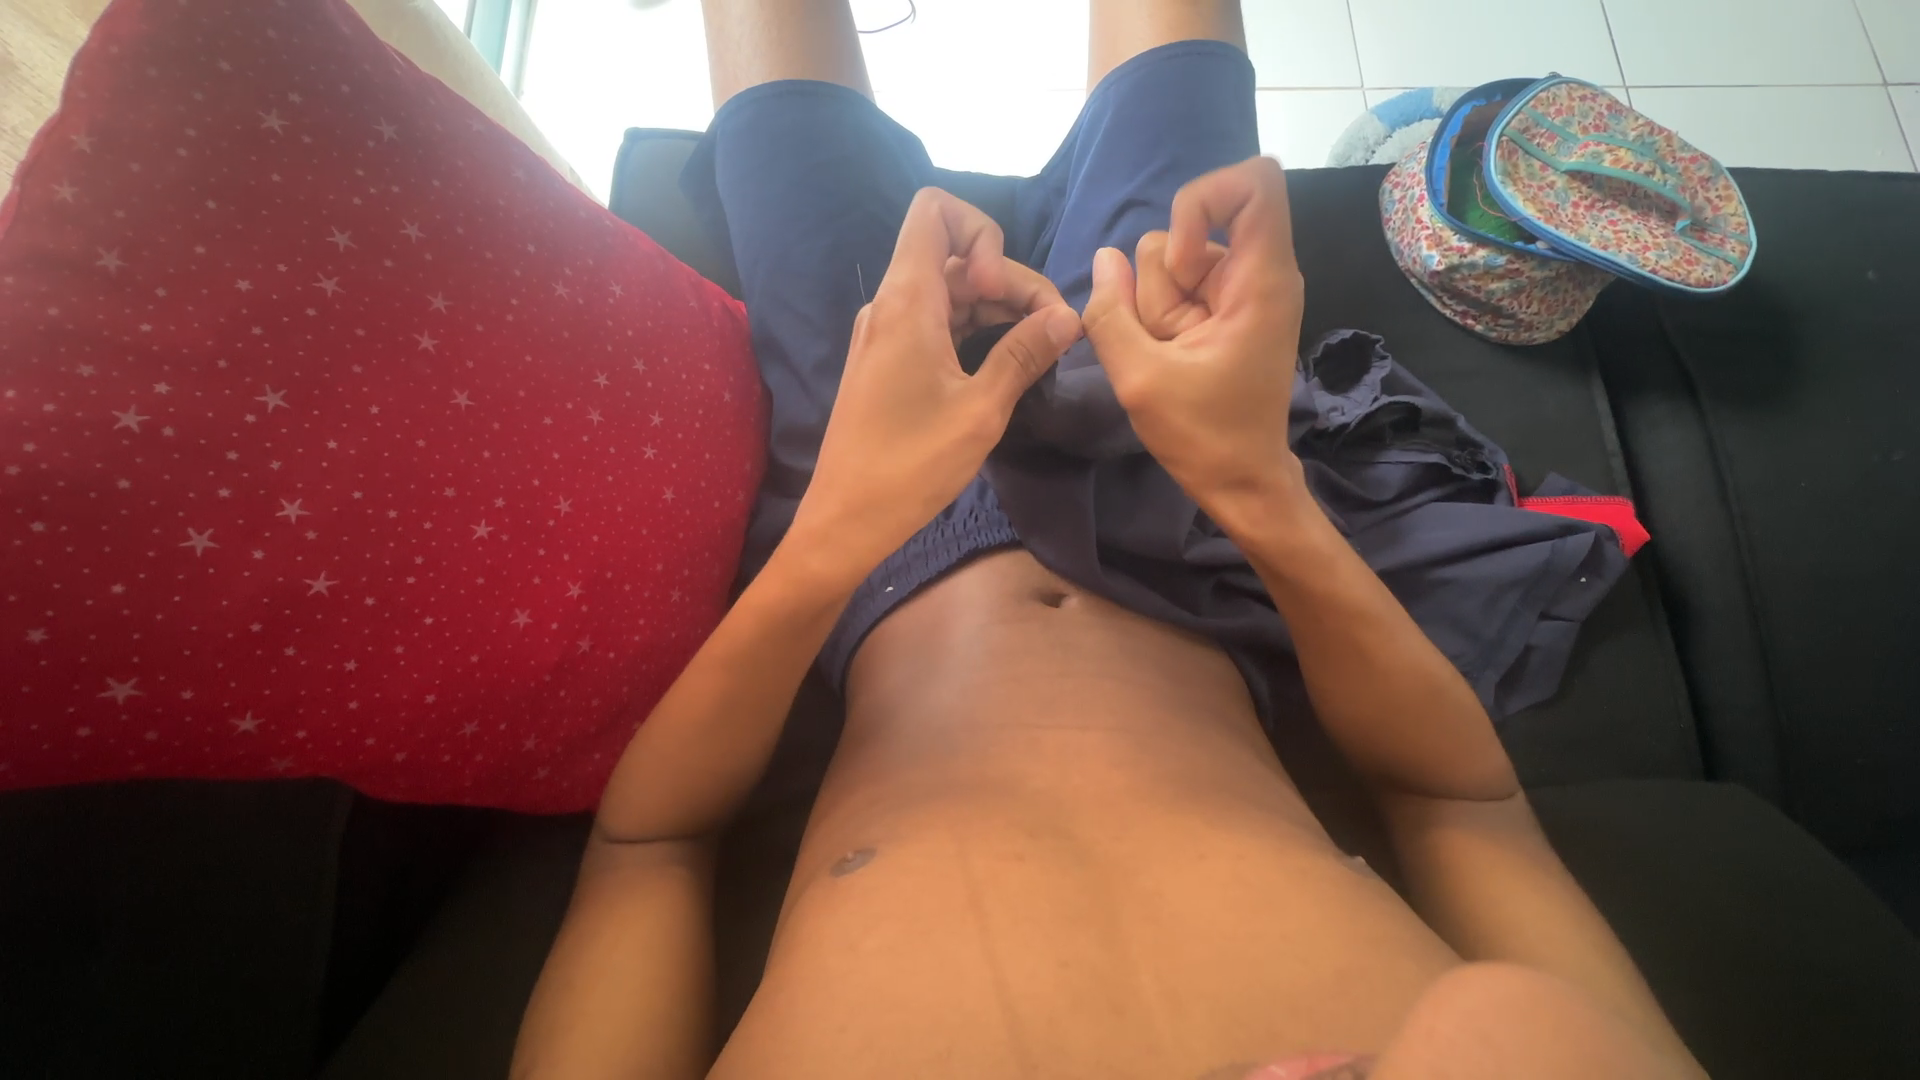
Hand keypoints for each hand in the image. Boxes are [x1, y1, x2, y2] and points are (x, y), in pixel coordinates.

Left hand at [789, 187, 1082, 579]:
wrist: (846, 518)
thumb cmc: (911, 467)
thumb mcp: (981, 410)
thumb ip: (1024, 354)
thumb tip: (1069, 316)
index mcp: (907, 301)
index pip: (936, 211)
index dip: (982, 232)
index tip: (1002, 292)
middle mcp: (890, 305)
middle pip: (955, 257)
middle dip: (1009, 281)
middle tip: (1052, 332)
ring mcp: (885, 334)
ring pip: (948, 292)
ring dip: (996, 309)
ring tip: (1038, 349)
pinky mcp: (886, 362)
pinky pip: (934, 323)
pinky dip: (972, 331)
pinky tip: (1004, 363)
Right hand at [1081, 156, 1308, 527]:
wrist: (1241, 479)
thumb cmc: (1203, 436)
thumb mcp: (1140, 379)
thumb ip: (1110, 314)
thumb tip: (1104, 259)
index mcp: (1261, 280)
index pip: (1254, 180)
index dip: (1201, 201)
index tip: (1178, 262)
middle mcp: (1255, 273)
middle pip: (1186, 231)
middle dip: (1158, 284)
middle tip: (1167, 342)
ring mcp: (1235, 293)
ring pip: (1170, 262)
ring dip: (1152, 308)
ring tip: (1167, 358)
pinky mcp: (1219, 312)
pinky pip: (1172, 288)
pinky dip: (1156, 319)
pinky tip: (1165, 359)